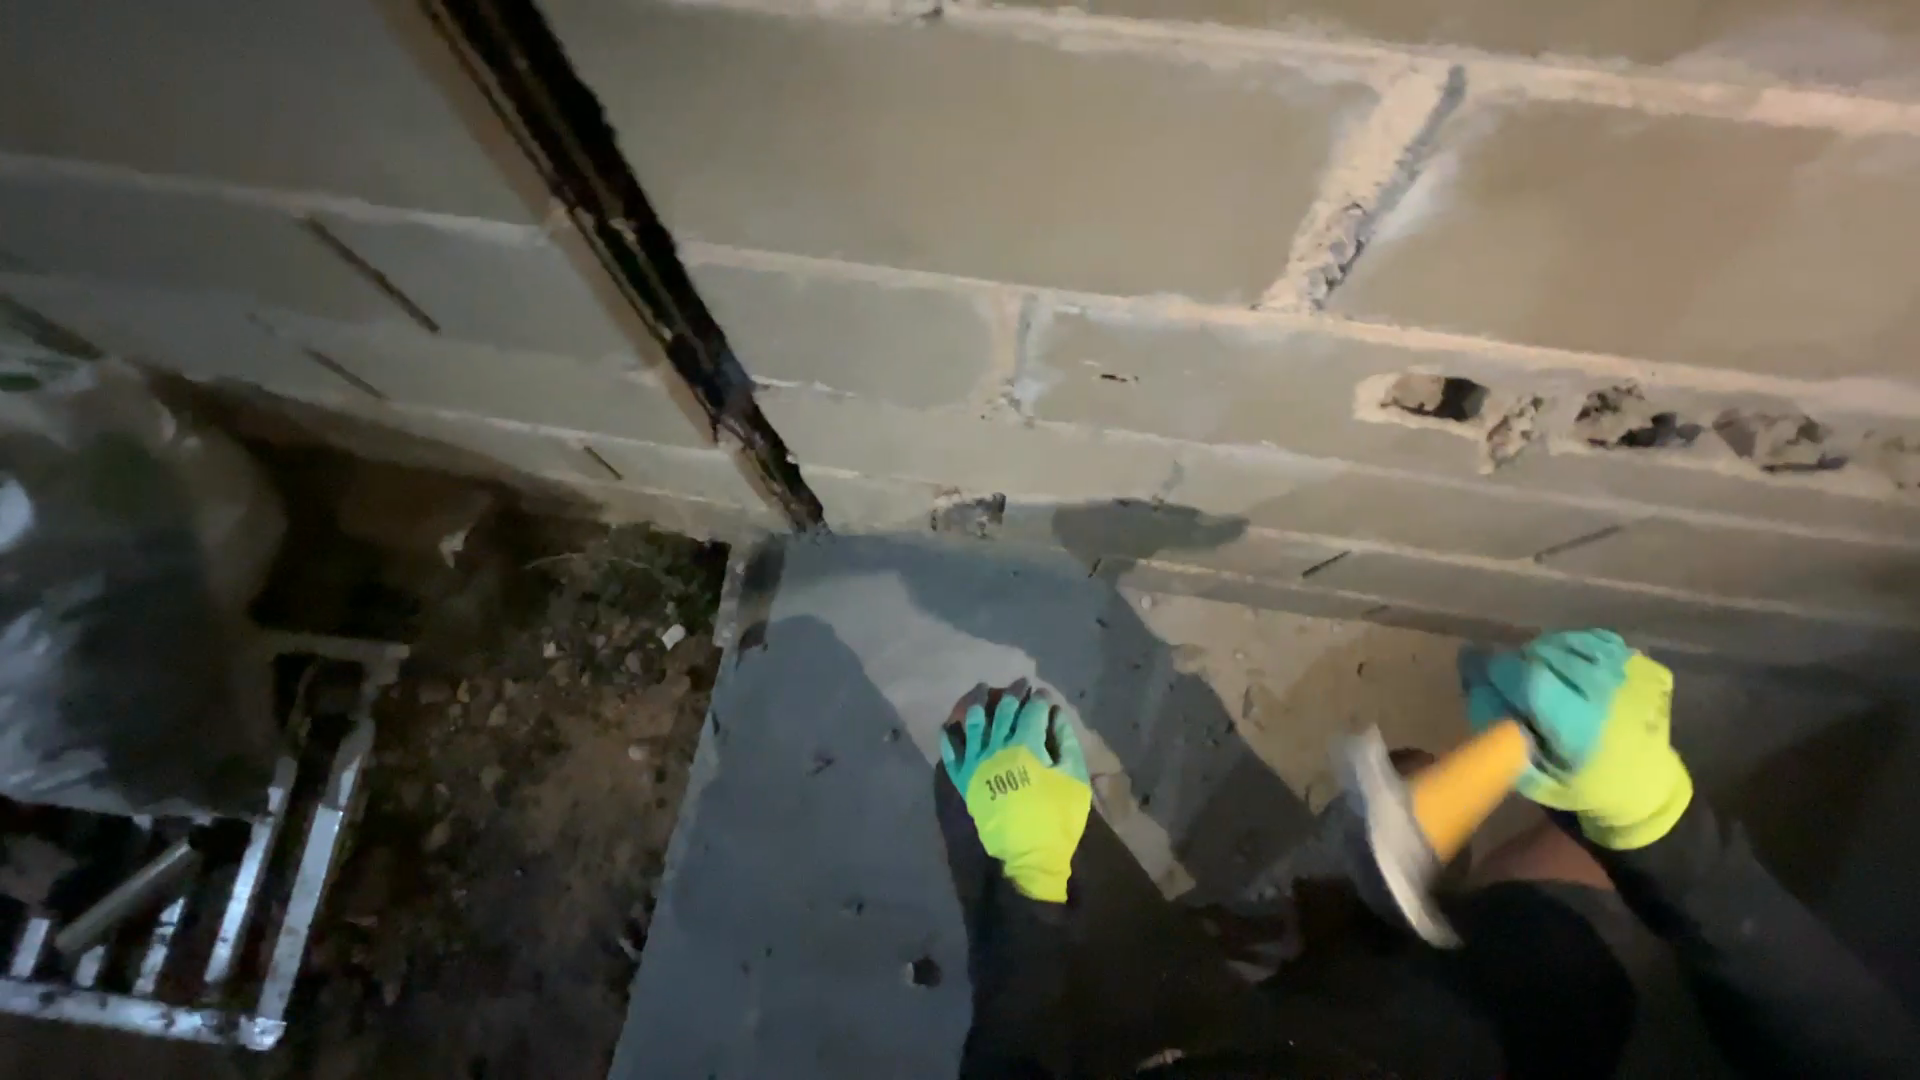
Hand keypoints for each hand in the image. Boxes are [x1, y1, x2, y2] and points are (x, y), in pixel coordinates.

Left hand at [941, 684, 1091, 902]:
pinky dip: (949, 738)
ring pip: (973, 724)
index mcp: (1026, 744)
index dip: (1040, 700)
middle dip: (1013, 693)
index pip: (1033, 711)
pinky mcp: (963, 780)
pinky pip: (951, 754)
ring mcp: (976, 762)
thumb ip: (1065, 742)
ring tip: (981, 689)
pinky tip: (949, 726)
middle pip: (1004, 711)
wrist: (1028, 856)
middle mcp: (997, 746)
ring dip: (978, 703)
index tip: (1044, 694)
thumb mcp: (1074, 779)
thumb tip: (1055, 715)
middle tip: (1020, 683)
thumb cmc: (1057, 818)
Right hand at [1459, 629, 1691, 849]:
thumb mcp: (1524, 769)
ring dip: (1543, 653)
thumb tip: (1473, 676)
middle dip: (1517, 663)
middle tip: (1512, 683)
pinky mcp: (1647, 668)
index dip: (1495, 669)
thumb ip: (1494, 723)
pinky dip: (1573, 647)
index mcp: (1578, 729)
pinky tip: (1569, 667)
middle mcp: (1609, 697)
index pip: (1528, 677)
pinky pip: (1595, 640)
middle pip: (1543, 654)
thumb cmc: (1576, 781)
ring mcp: (1633, 679)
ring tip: (1540, 674)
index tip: (1479, 674)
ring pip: (1566, 642)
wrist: (1644, 785)